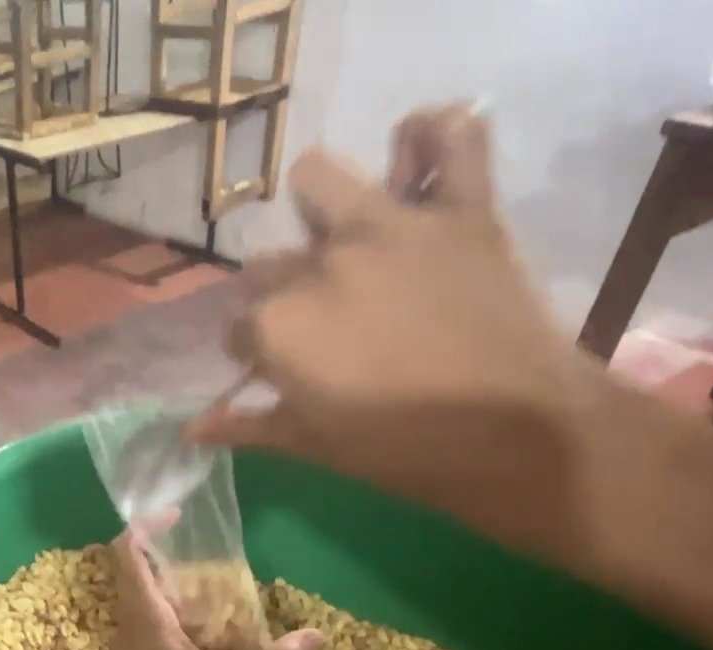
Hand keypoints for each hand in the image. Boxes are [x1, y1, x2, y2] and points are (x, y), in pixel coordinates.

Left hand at [90, 529, 322, 649]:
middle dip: (170, 560)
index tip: (176, 516)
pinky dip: (172, 621)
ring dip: (174, 593)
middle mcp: (128, 625)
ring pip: (143, 603)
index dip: (146, 527)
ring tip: (217, 599)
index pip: (128, 553)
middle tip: (212, 561)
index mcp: (144, 617)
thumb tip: (317, 636)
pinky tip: (206, 641)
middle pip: (137, 574)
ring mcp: (125, 649)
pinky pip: (147, 629)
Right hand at [189, 105, 610, 549]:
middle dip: (280, 293)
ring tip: (343, 238)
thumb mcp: (312, 445)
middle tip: (319, 322)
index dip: (254, 352)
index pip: (238, 327)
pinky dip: (431, 138)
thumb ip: (246, 427)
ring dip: (319, 207)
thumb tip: (189, 429)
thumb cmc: (403, 451)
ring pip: (319, 177)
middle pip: (267, 264)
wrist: (523, 437)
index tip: (279, 370)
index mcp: (279, 326)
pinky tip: (417, 165)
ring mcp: (389, 227)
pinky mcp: (460, 209)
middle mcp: (319, 265)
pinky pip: (451, 136)